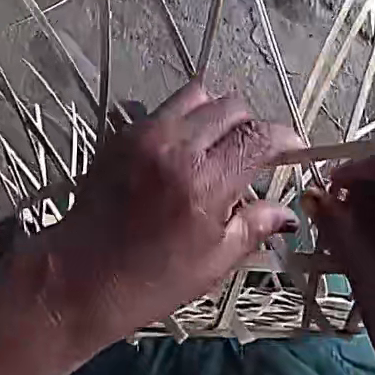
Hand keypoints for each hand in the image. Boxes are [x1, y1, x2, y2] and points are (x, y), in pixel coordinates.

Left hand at [30, 82, 299, 344]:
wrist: (80, 276)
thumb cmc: (153, 280)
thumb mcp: (214, 262)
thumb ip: (254, 225)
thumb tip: (288, 212)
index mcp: (204, 182)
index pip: (257, 137)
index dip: (284, 137)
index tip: (293, 147)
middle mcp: (177, 146)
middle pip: (231, 106)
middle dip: (250, 125)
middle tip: (251, 153)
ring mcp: (146, 134)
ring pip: (198, 95)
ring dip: (217, 114)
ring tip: (216, 145)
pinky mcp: (123, 132)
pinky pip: (166, 108)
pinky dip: (185, 120)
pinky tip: (182, 151)